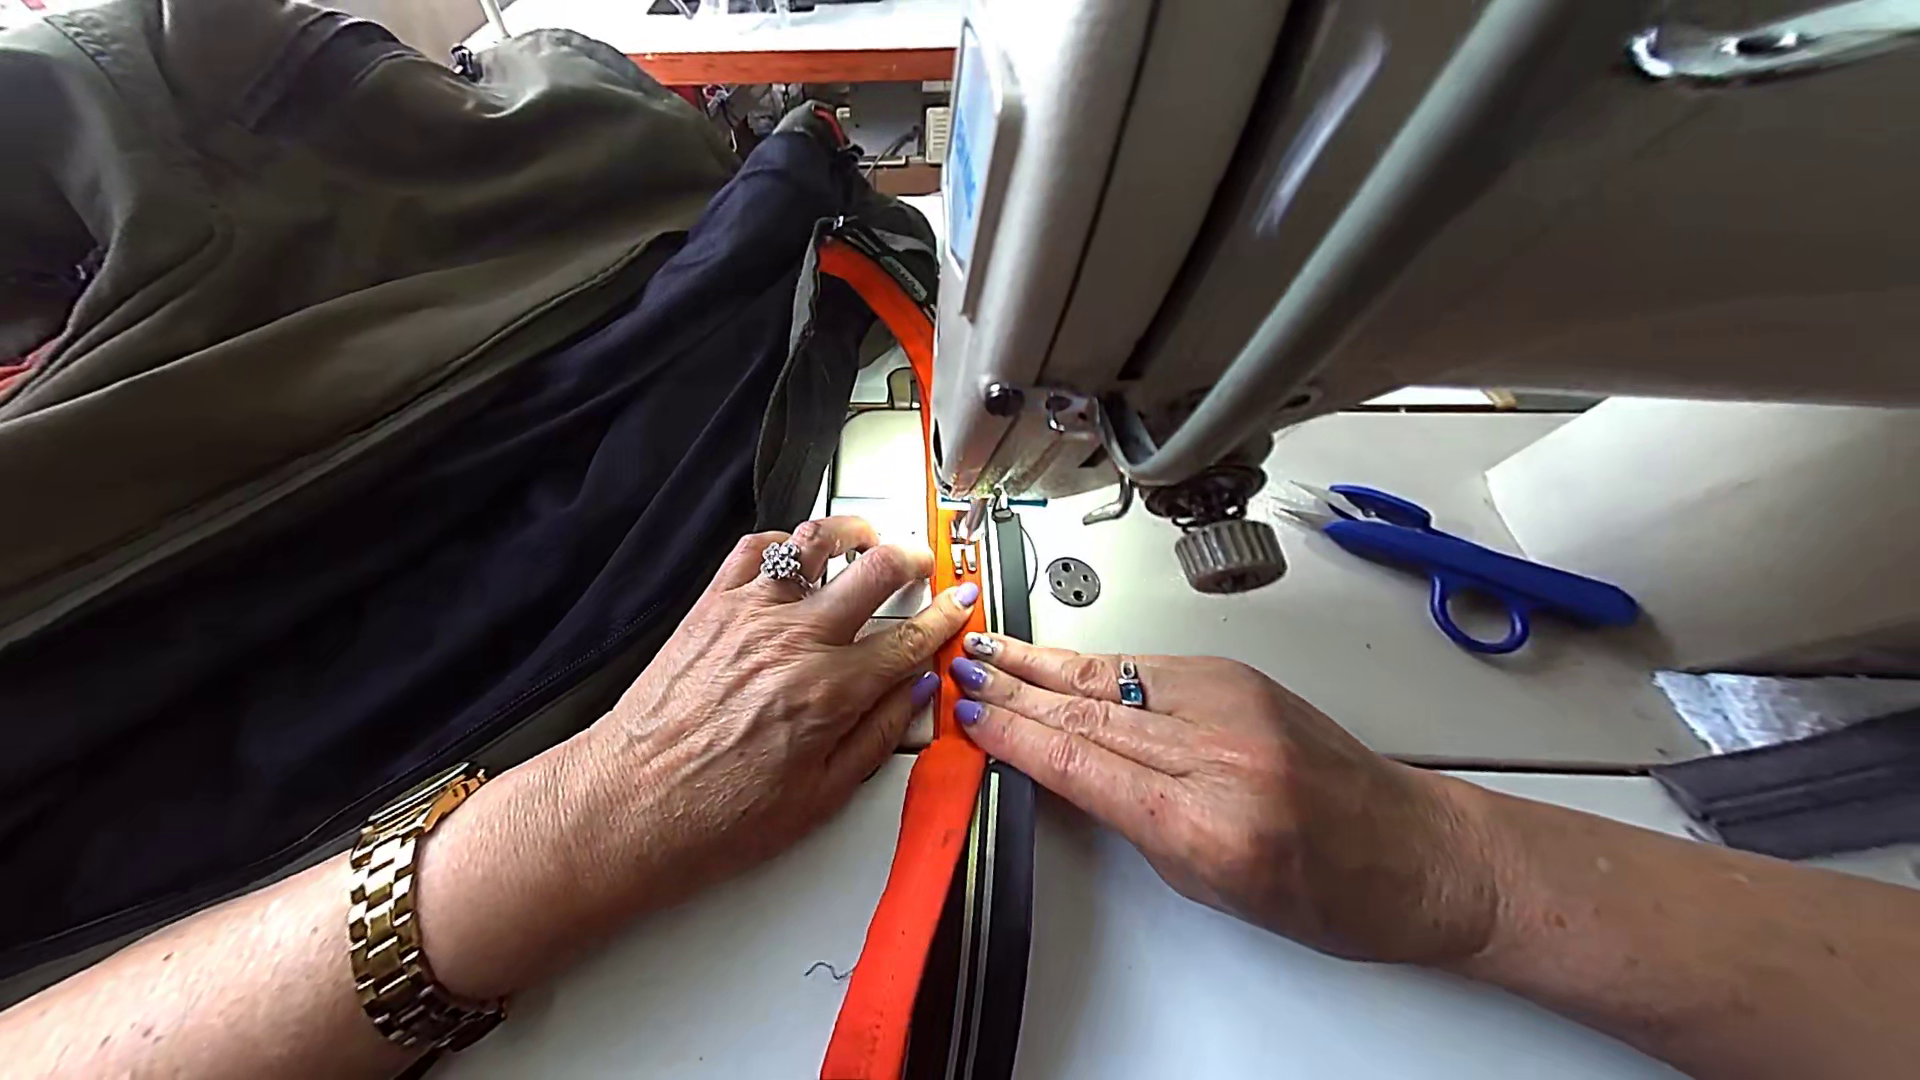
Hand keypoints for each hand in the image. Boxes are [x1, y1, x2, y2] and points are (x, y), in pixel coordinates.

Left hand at [568, 516, 975, 909]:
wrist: (625, 807)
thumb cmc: (715, 815)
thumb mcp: (821, 797)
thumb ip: (878, 734)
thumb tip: (914, 693)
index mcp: (830, 692)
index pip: (910, 639)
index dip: (945, 616)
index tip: (957, 603)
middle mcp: (795, 641)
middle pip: (876, 569)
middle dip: (913, 557)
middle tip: (921, 561)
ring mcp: (751, 615)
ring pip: (815, 541)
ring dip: (851, 531)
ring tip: (865, 538)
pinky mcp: (712, 606)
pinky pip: (756, 548)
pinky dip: (785, 541)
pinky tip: (796, 555)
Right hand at [948, 636, 1498, 964]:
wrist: (1409, 847)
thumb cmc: (1323, 888)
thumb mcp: (1202, 880)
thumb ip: (1125, 814)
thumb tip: (1061, 764)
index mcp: (1205, 822)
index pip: (1079, 764)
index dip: (1015, 736)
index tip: (975, 717)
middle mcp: (1215, 749)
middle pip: (1084, 711)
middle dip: (1014, 688)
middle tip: (966, 669)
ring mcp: (1228, 700)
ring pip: (1106, 677)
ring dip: (1041, 664)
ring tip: (992, 650)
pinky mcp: (1233, 674)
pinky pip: (1141, 667)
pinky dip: (1088, 663)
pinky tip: (1054, 657)